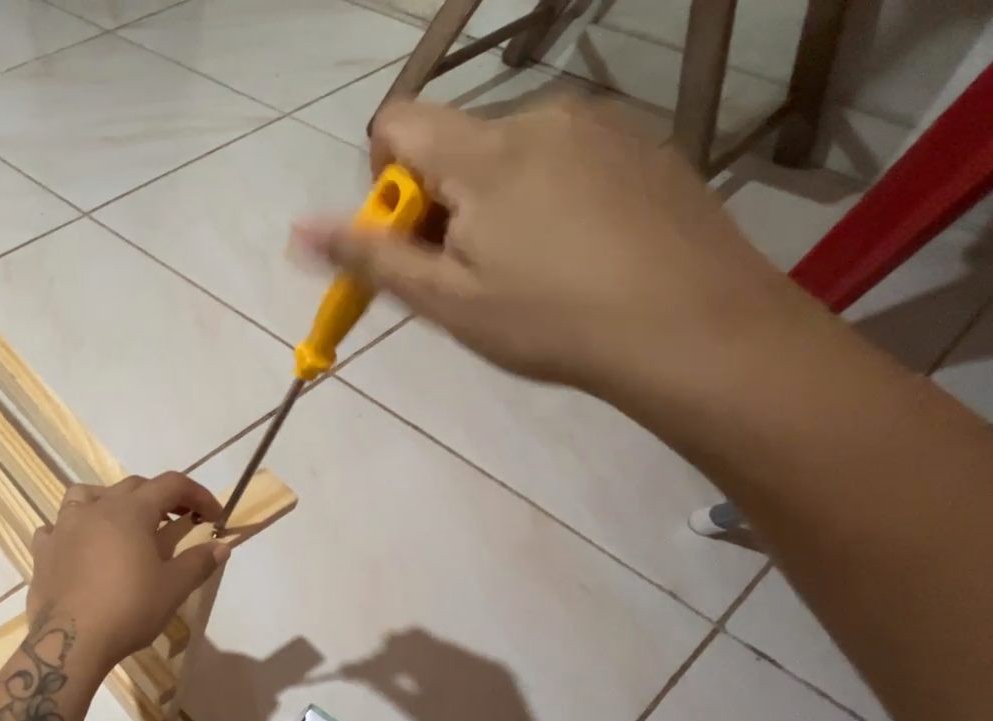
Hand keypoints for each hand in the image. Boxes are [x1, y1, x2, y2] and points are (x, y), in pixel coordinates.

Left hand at [26, 473, 227, 671]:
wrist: (71, 641)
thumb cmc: (129, 609)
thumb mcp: (173, 588)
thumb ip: (198, 562)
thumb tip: (221, 547)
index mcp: (130, 511)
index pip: (171, 485)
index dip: (197, 494)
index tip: (214, 516)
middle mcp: (95, 509)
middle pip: (131, 487)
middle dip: (159, 497)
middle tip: (177, 520)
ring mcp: (63, 527)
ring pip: (85, 495)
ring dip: (108, 501)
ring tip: (121, 524)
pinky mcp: (42, 551)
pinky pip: (55, 527)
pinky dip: (72, 531)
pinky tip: (79, 548)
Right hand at [292, 97, 821, 393]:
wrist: (697, 328)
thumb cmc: (551, 320)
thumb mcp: (445, 299)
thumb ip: (369, 257)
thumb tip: (298, 230)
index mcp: (485, 151)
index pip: (396, 123)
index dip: (382, 179)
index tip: (409, 235)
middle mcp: (540, 116)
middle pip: (452, 144)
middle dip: (440, 200)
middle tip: (467, 271)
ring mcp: (601, 124)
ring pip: (507, 152)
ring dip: (492, 199)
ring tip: (528, 267)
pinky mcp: (643, 143)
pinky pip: (562, 156)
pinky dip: (545, 194)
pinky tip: (577, 250)